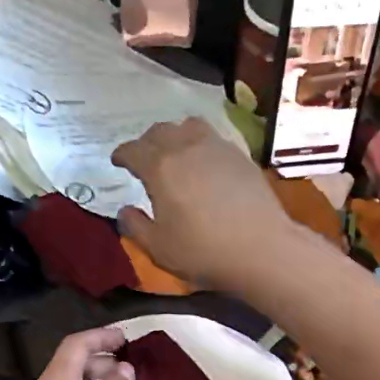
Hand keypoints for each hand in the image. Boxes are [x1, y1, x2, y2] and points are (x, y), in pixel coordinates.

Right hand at [111, 118, 312, 288]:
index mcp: (160, 168)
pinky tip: (205, 162)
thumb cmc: (204, 252)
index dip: (122, 154)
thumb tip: (124, 211)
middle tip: (144, 158)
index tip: (117, 161)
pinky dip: (201, 144)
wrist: (261, 249)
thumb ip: (136, 227)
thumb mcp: (159, 248)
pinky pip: (214, 138)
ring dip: (176, 135)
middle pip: (160, 132)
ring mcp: (217, 148)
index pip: (133, 150)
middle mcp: (186, 148)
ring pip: (189, 126)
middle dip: (146, 142)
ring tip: (176, 152)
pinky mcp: (241, 156)